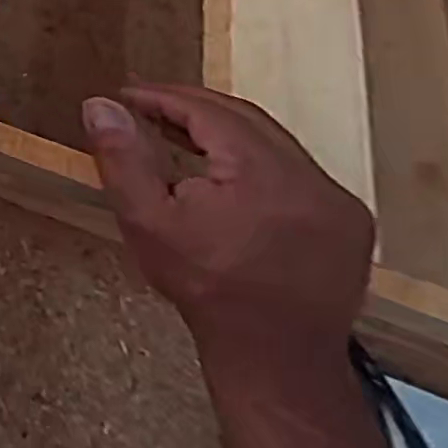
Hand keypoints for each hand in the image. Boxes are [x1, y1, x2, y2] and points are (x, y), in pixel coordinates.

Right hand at [80, 83, 373, 365]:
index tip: (123, 95)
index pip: (210, 112)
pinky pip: (290, 164)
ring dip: (218, 125)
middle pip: (246, 118)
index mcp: (266, 177)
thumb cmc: (201, 281)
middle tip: (141, 102)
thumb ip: (121, 156)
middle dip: (189, 103)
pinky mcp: (346, 220)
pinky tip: (214, 163)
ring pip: (271, 138)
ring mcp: (338, 202)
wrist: (273, 352)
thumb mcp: (144, 217)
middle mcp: (314, 181)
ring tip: (169, 127)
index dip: (162, 97)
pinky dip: (247, 151)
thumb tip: (100, 104)